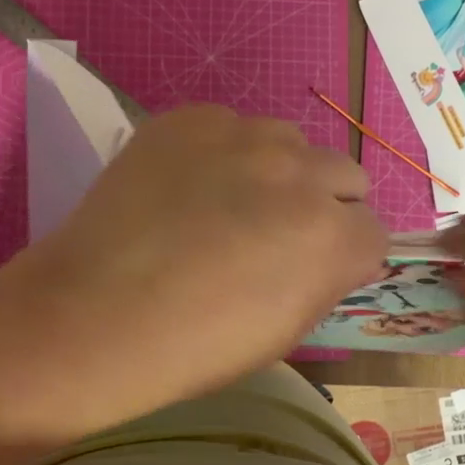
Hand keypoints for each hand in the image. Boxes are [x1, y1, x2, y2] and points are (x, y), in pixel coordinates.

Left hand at [0, 105, 386, 428]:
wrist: (93, 312)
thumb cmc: (192, 346)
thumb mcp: (283, 332)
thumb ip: (322, 279)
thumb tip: (328, 253)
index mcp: (334, 235)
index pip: (371, 231)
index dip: (342, 254)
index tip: (310, 269)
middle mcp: (299, 171)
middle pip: (341, 174)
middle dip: (320, 204)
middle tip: (271, 233)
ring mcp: (241, 135)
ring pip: (287, 141)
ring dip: (274, 170)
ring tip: (224, 204)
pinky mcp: (188, 119)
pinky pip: (228, 125)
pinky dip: (220, 152)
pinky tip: (183, 186)